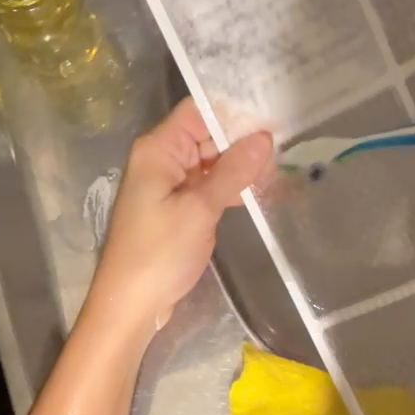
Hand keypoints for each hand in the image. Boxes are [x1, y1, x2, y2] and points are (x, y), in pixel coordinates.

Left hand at [89, 99, 272, 331]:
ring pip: (210, 162)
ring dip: (239, 166)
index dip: (234, 111)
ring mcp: (167, 186)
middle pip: (206, 134)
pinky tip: (256, 194)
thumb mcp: (199, 210)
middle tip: (283, 150)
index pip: (198, 111)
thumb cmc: (159, 253)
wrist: (131, 304)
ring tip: (277, 171)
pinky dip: (229, 188)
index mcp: (158, 150)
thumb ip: (232, 171)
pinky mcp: (176, 210)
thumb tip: (263, 138)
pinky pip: (206, 187)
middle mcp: (161, 160)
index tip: (273, 117)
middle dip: (242, 140)